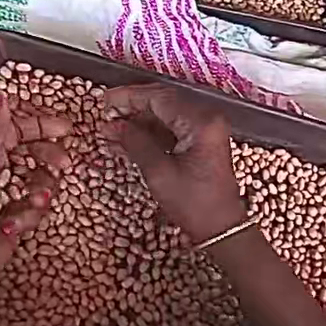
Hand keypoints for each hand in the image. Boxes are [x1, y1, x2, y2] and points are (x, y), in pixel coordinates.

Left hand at [0, 89, 71, 309]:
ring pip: (38, 179)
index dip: (38, 125)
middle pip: (30, 151)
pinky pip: (35, 206)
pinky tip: (16, 223)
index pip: (13, 127)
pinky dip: (30, 214)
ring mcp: (4, 194)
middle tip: (64, 163)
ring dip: (40, 189)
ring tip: (36, 200)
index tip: (65, 129)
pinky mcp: (15, 217)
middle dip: (48, 157)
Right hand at [101, 84, 245, 241]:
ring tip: (110, 132)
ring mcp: (206, 131)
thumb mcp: (159, 173)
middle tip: (105, 115)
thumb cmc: (194, 204)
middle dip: (132, 108)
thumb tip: (113, 125)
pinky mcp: (202, 144)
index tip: (104, 100)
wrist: (221, 229)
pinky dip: (150, 135)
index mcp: (201, 122)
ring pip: (166, 117)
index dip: (129, 96)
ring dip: (139, 123)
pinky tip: (126, 142)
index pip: (160, 97)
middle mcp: (207, 120)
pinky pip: (172, 131)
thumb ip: (136, 143)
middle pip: (163, 103)